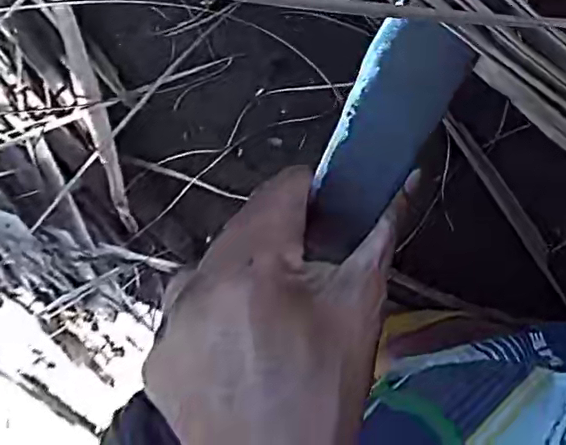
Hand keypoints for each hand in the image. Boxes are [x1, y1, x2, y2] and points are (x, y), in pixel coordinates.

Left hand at [143, 167, 403, 444]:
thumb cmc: (326, 385)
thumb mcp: (363, 299)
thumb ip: (383, 227)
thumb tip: (409, 179)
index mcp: (253, 263)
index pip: (284, 185)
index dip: (318, 190)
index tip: (336, 213)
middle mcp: (200, 283)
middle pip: (250, 219)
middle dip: (286, 228)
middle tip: (318, 262)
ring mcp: (170, 322)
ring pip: (218, 256)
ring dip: (251, 260)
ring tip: (282, 297)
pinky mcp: (157, 357)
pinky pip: (190, 302)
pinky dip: (219, 301)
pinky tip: (246, 332)